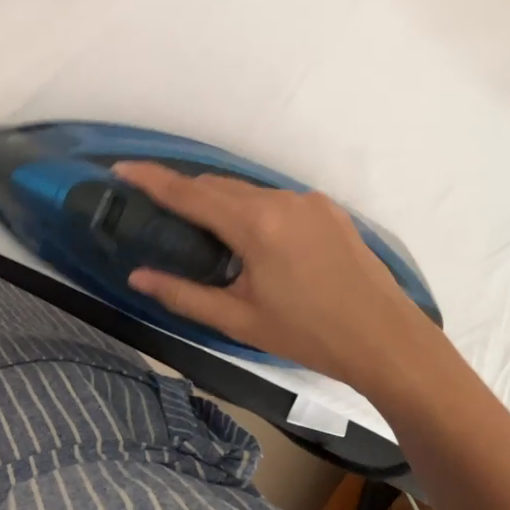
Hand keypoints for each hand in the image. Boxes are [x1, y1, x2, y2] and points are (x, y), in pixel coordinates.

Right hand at [114, 162, 444, 396]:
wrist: (389, 341)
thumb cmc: (309, 335)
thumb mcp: (238, 320)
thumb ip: (183, 294)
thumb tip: (137, 276)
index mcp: (255, 225)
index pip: (189, 193)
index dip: (151, 179)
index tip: (120, 168)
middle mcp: (280, 200)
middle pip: (216, 186)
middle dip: (182, 191)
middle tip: (153, 206)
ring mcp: (308, 202)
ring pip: (246, 191)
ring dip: (216, 201)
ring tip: (196, 226)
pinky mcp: (328, 210)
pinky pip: (273, 199)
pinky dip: (248, 208)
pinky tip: (246, 237)